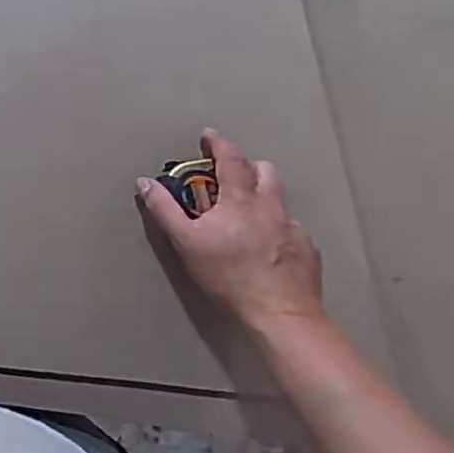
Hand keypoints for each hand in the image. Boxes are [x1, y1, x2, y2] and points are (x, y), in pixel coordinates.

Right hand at [137, 129, 324, 330]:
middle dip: (246, 165)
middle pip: (264, 171)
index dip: (218, 144)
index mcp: (241, 201)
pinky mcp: (308, 251)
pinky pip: (289, 226)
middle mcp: (271, 208)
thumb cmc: (228, 276)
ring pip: (278, 198)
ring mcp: (293, 229)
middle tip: (226, 175)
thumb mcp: (185, 242)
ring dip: (260, 194)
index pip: (231, 160)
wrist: (282, 316)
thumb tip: (145, 182)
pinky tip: (263, 245)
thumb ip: (164, 208)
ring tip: (243, 212)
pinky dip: (274, 225)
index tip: (209, 136)